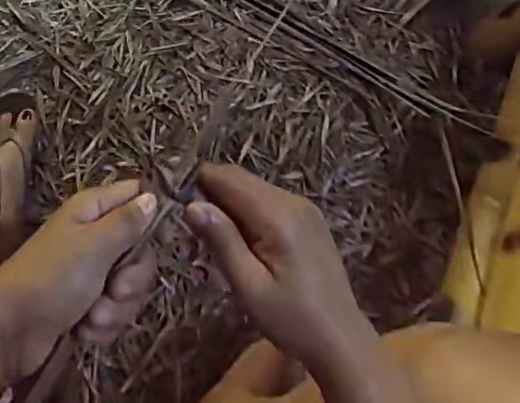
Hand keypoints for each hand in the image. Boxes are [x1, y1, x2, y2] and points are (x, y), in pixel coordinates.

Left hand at [0, 180, 159, 382]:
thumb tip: (153, 196)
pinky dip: (103, 325)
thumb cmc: (52, 276)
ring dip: (116, 308)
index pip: (135, 196)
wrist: (9, 331)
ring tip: (92, 316)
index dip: (152, 216)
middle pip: (139, 249)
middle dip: (132, 278)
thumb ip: (127, 221)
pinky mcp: (86, 304)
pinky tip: (83, 329)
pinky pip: (114, 311)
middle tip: (115, 288)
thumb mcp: (94, 245)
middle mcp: (94, 234)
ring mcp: (90, 270)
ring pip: (128, 286)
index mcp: (93, 208)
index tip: (158, 241)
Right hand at [185, 165, 386, 388]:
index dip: (199, 182)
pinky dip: (249, 207)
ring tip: (215, 234)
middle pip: (241, 178)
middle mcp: (292, 200)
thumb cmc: (292, 321)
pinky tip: (243, 238)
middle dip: (213, 190)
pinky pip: (269, 198)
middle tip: (193, 222)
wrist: (342, 342)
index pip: (228, 179)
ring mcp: (304, 206)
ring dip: (230, 199)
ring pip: (254, 186)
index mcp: (277, 216)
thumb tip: (191, 204)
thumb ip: (222, 242)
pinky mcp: (309, 216)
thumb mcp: (249, 288)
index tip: (177, 199)